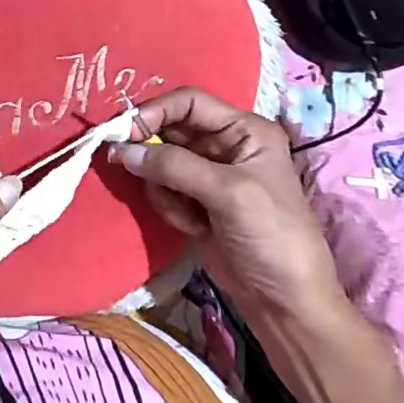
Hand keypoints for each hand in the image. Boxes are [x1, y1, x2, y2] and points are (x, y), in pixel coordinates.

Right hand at [107, 87, 350, 328]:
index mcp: (244, 130)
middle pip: (169, 130)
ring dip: (163, 188)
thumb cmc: (271, 235)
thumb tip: (120, 150)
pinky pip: (162, 189)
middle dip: (150, 150)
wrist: (283, 300)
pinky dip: (168, 206)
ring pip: (159, 162)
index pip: (189, 102)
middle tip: (120, 162)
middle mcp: (225, 145)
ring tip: (189, 215)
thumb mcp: (228, 193)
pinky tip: (193, 228)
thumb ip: (174, 166)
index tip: (123, 132)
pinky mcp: (194, 201)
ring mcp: (207, 174)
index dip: (155, 111)